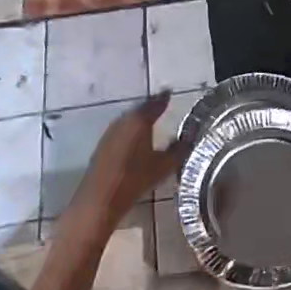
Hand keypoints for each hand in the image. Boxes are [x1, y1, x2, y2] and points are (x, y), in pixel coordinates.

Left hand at [74, 93, 186, 219]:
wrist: (101, 198)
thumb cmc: (136, 178)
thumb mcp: (165, 165)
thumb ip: (180, 149)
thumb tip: (190, 137)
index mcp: (140, 121)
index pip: (155, 104)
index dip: (163, 98)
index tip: (169, 91)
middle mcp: (123, 121)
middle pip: (140, 110)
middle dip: (152, 107)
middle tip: (163, 105)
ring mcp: (110, 133)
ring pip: (129, 120)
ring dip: (140, 119)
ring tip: (153, 121)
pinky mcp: (103, 145)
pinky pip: (122, 130)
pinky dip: (132, 130)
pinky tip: (137, 138)